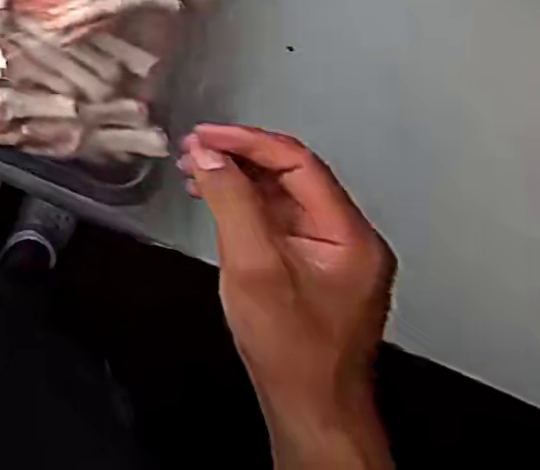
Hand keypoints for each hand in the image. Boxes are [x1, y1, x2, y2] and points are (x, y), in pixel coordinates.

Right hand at [180, 124, 394, 467]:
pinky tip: (211, 195)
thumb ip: (231, 202)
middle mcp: (346, 236)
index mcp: (348, 234)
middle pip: (291, 172)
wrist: (308, 403)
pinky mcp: (307, 260)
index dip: (247, 142)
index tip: (201, 136)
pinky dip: (238, 196)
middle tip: (190, 148)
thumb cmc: (288, 341)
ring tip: (191, 167)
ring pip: (279, 189)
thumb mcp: (253, 264)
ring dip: (234, 172)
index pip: (299, 163)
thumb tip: (205, 153)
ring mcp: (328, 249)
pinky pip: (272, 211)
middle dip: (238, 154)